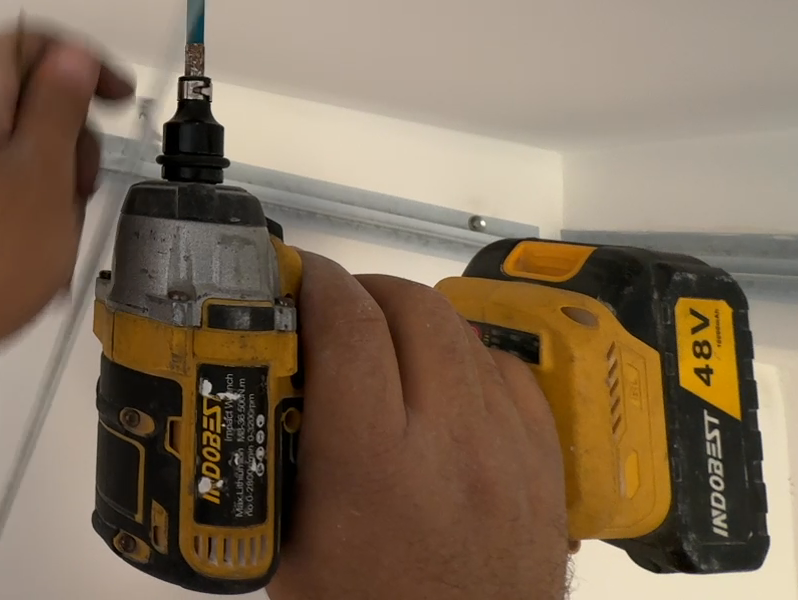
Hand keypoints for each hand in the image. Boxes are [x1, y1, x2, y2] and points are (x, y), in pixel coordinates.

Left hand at [0, 24, 132, 380]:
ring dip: (41, 181)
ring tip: (54, 236)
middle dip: (63, 135)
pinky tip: (22, 256)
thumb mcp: (42, 173)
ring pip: (1, 149)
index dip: (80, 62)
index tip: (116, 101)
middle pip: (15, 97)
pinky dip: (10, 206)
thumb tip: (70, 57)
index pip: (29, 42)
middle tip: (82, 187)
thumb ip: (59, 105)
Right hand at [270, 254, 569, 599]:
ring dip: (409, 316)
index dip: (318, 280)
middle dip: (362, 288)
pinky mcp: (548, 469)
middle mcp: (451, 442)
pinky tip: (435, 380)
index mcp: (373, 457)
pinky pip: (506, 371)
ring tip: (376, 338)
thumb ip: (270, 436)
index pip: (350, 326)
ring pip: (461, 330)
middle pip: (412, 309)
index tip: (291, 272)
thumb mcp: (280, 523)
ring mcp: (510, 453)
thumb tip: (249, 360)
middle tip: (327, 307)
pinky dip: (463, 355)